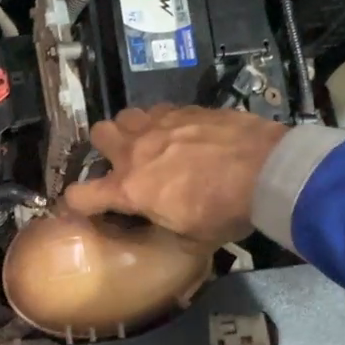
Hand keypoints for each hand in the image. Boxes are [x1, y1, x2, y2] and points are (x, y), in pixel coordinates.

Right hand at [62, 105, 287, 244]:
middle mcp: (135, 152)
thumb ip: (163, 223)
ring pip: (126, 115)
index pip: (80, 195)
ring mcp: (160, 125)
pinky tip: (181, 133)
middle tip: (123, 161)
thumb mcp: (189, 235)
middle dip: (104, 147)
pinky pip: (160, 110)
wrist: (266, 170)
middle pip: (98, 134)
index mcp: (130, 189)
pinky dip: (164, 122)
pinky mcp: (185, 109)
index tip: (86, 207)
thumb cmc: (225, 212)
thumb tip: (161, 221)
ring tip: (150, 142)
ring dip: (133, 129)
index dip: (77, 202)